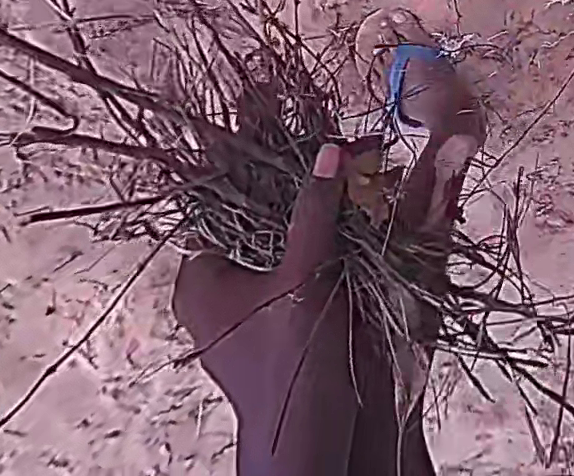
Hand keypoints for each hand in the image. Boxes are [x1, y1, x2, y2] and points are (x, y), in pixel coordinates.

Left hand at [174, 144, 357, 475]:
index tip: (310, 129)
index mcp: (204, 273)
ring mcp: (260, 291)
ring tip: (368, 163)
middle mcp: (226, 277)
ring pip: (295, 225)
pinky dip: (339, 223)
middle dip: (313, 176)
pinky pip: (313, 246)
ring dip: (331, 197)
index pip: (232, 193)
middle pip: (269, 207)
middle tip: (353, 147)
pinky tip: (369, 201)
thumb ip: (314, 212)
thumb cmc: (293, 365)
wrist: (316, 445)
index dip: (270, 156)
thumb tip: (329, 147)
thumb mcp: (301, 279)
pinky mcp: (291, 301)